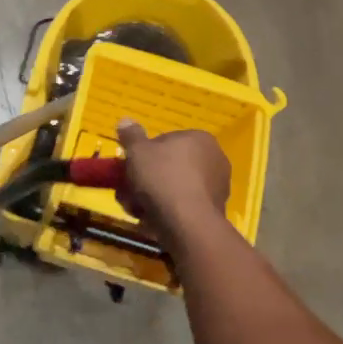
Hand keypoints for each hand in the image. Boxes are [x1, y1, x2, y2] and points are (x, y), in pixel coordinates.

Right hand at [117, 120, 231, 235]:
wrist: (186, 222)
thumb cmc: (162, 178)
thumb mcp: (137, 152)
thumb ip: (131, 135)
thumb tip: (125, 120)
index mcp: (200, 139)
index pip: (166, 141)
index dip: (143, 156)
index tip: (130, 170)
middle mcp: (214, 159)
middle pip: (169, 167)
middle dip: (146, 181)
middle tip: (128, 194)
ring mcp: (217, 187)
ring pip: (174, 189)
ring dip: (153, 199)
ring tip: (137, 211)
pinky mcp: (214, 211)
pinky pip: (184, 207)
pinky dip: (168, 213)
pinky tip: (152, 222)